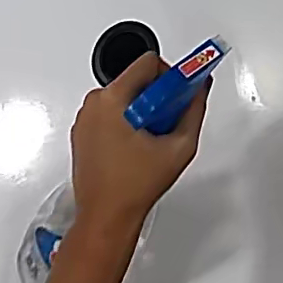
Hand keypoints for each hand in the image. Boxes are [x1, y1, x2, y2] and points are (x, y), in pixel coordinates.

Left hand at [70, 51, 211, 231]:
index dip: (168, 75)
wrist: (105, 220)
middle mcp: (95, 102)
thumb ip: (194, 110)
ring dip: (140, 108)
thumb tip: (200, 88)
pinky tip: (134, 146)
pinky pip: (108, 111)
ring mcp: (85, 117)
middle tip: (165, 121)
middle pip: (135, 79)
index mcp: (113, 99)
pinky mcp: (81, 131)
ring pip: (122, 95)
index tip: (177, 93)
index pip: (148, 62)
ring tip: (149, 139)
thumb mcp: (179, 147)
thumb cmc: (134, 188)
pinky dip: (124, 120)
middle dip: (155, 95)